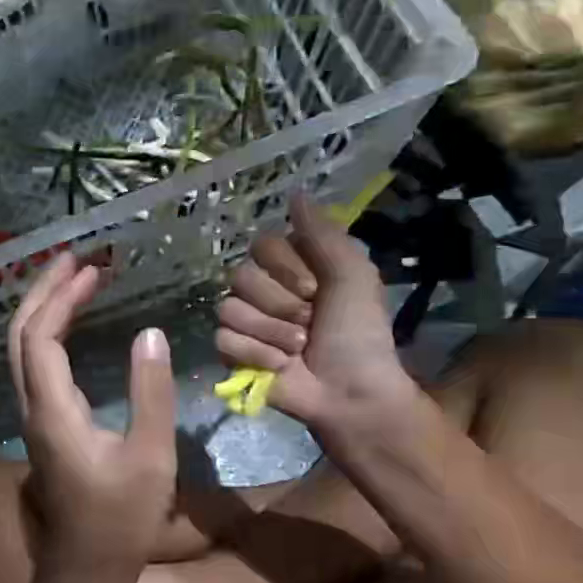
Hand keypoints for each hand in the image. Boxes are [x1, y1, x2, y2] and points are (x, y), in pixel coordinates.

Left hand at [9, 254, 178, 582]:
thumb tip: (149, 333)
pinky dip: (48, 332)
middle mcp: (33, 408)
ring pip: (22, 350)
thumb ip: (150, 394)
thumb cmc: (122, 519)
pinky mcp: (44, 426)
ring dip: (42, 309)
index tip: (92, 270)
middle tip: (72, 258)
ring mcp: (34, 417)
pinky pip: (34, 365)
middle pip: (19, 336)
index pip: (41, 338)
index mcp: (53, 412)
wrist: (86, 570)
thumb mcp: (150, 457)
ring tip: (71, 279)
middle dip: (41, 291)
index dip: (61, 298)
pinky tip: (69, 324)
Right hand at [216, 194, 420, 439]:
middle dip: (280, 304)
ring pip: (230, 308)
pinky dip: (255, 354)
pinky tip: (279, 366)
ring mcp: (246, 322)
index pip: (261, 246)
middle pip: (241, 276)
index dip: (285, 269)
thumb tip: (295, 192)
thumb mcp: (352, 274)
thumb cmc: (359, 332)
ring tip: (298, 349)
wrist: (351, 390)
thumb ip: (323, 233)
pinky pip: (224, 339)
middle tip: (308, 322)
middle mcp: (264, 289)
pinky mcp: (234, 354)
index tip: (314, 289)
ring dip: (271, 332)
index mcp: (291, 266)